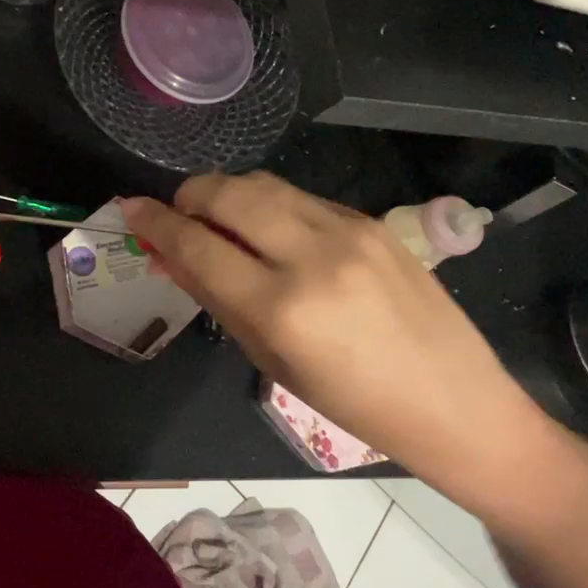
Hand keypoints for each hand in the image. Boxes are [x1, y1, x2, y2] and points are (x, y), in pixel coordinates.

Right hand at [121, 173, 550, 480]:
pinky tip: (270, 232)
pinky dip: (268, 204)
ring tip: (218, 220)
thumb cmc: (356, 404)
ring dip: (225, 193)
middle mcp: (313, 256)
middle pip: (226, 193)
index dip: (155, 222)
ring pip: (261, 183)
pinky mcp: (370, 220)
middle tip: (177, 216)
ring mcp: (347, 230)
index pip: (198, 246)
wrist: (459, 404)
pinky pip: (298, 196)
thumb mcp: (272, 361)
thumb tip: (166, 254)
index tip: (129, 208)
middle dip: (188, 196)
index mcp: (283, 309)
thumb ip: (215, 298)